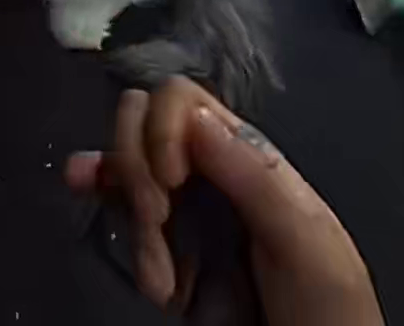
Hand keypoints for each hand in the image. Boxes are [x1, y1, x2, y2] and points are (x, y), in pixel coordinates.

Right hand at [65, 77, 382, 325]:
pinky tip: (79, 182)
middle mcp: (202, 163)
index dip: (162, 126)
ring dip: (126, 207)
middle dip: (136, 167)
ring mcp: (175, 197)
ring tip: (159, 282)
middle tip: (156, 222)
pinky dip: (91, 178)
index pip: (181, 99)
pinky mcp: (152, 230)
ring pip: (121, 157)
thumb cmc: (324, 317)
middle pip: (140, 118)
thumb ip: (259, 183)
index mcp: (244, 155)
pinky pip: (110, 187)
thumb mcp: (314, 254)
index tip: (170, 180)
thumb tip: (192, 114)